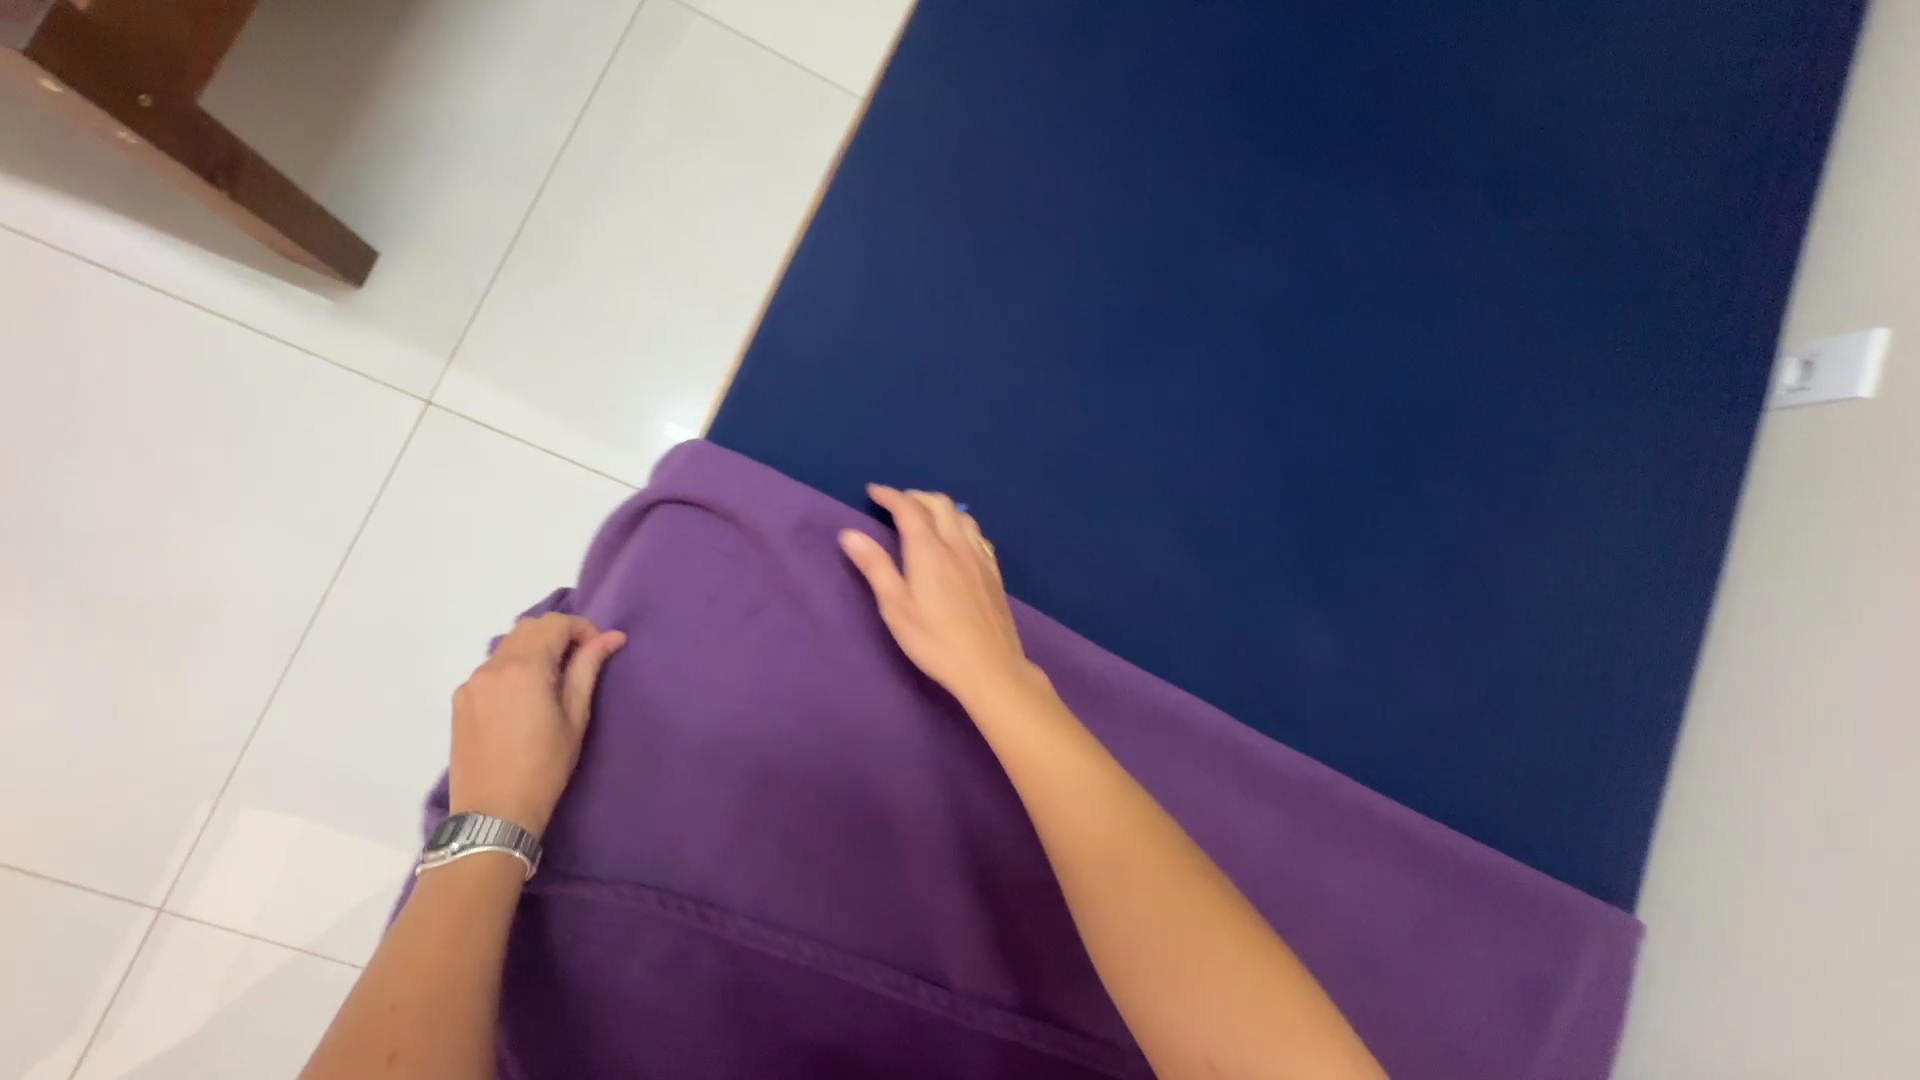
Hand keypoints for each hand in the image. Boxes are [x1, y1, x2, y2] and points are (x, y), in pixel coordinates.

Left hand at [448, 613, 626, 837]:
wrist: (494, 812)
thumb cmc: (545, 765)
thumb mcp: (575, 715)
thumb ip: (588, 668)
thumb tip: (612, 637)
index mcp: (524, 668)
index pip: (555, 623)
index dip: (583, 629)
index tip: (598, 652)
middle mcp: (492, 666)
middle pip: (529, 627)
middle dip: (559, 635)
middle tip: (579, 663)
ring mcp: (472, 683)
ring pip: (508, 645)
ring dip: (535, 650)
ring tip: (553, 682)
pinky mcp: (461, 700)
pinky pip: (492, 668)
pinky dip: (514, 668)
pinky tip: (525, 700)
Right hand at [839, 485, 1034, 703]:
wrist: (989, 666)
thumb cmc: (934, 640)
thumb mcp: (896, 606)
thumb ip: (875, 566)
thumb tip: (850, 533)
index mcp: (930, 550)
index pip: (909, 509)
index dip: (890, 495)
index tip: (873, 492)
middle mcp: (957, 545)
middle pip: (939, 504)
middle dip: (916, 496)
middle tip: (896, 502)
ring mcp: (980, 558)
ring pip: (962, 516)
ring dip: (941, 508)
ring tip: (925, 517)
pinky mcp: (994, 573)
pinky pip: (977, 534)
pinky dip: (960, 525)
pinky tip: (957, 541)